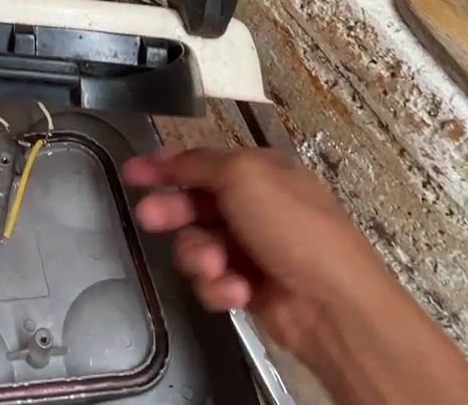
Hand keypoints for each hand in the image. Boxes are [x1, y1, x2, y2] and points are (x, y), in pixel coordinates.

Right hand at [121, 148, 403, 357]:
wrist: (335, 308)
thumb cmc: (294, 229)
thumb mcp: (243, 175)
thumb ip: (199, 162)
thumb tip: (171, 157)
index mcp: (262, 173)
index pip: (202, 162)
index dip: (165, 165)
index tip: (132, 172)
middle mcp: (257, 207)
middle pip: (195, 203)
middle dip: (173, 212)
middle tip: (149, 218)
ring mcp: (253, 249)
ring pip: (198, 243)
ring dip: (199, 255)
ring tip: (213, 266)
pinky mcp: (249, 287)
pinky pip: (212, 279)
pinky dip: (218, 285)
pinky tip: (235, 290)